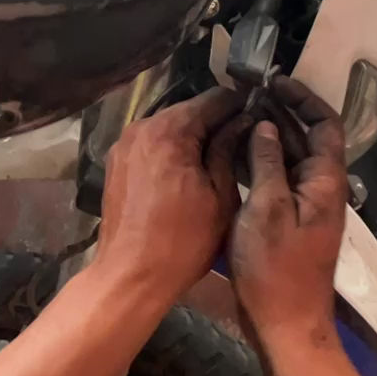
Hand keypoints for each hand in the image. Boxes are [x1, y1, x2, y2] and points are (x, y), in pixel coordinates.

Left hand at [96, 87, 248, 306]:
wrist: (130, 275)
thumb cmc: (182, 242)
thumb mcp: (220, 196)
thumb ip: (228, 150)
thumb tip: (241, 121)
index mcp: (169, 130)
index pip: (213, 99)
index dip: (240, 105)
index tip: (259, 114)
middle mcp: (142, 127)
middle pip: (188, 111)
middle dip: (215, 121)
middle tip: (243, 139)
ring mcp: (125, 143)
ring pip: (169, 127)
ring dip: (193, 136)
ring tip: (218, 157)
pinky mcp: (117, 161)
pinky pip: (152, 143)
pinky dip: (172, 150)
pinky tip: (188, 171)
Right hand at [229, 76, 347, 353]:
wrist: (286, 326)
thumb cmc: (277, 268)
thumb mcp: (267, 209)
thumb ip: (268, 163)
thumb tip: (267, 125)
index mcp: (325, 181)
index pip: (325, 124)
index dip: (303, 98)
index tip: (273, 82)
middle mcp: (320, 187)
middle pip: (307, 136)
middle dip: (280, 111)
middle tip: (246, 93)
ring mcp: (304, 204)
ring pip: (289, 156)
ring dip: (267, 133)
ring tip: (235, 113)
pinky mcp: (287, 219)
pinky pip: (276, 177)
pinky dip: (258, 159)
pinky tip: (232, 150)